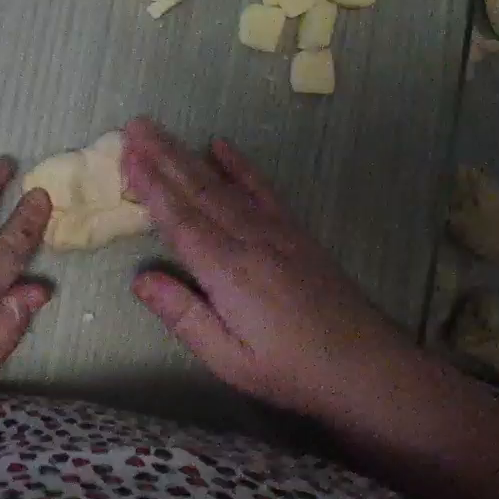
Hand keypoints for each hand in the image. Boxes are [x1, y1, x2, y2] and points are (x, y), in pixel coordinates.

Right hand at [119, 119, 421, 419]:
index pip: (179, 220)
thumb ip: (182, 316)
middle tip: (133, 126)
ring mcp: (276, 233)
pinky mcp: (295, 234)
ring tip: (158, 131)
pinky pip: (262, 191)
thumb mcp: (228, 359)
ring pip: (222, 185)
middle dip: (162, 156)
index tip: (126, 156)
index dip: (151, 187)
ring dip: (186, 155)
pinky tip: (219, 146)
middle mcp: (250, 241)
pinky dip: (240, 166)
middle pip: (197, 190)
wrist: (372, 372)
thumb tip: (139, 279)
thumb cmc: (291, 371)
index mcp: (228, 271)